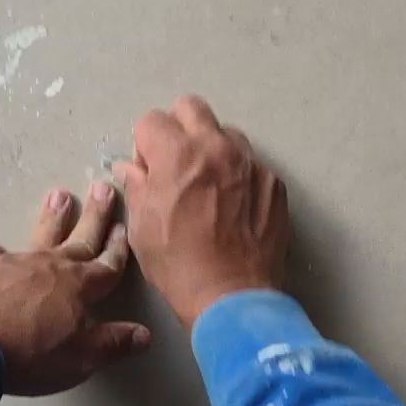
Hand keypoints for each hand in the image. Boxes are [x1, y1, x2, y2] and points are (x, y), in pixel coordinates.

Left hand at [0, 181, 152, 395]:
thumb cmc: (32, 353)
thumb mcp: (81, 357)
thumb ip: (112, 343)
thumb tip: (144, 334)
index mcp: (80, 286)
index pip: (108, 264)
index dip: (118, 248)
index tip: (124, 227)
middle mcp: (51, 267)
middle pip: (80, 238)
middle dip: (94, 216)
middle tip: (103, 187)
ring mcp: (17, 265)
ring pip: (41, 236)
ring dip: (52, 217)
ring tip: (59, 195)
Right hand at [116, 95, 289, 328]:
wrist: (231, 297)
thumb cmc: (177, 265)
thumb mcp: (141, 228)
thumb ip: (136, 186)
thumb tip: (132, 167)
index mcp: (177, 154)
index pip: (151, 120)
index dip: (144, 147)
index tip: (148, 172)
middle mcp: (217, 147)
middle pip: (192, 108)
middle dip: (177, 129)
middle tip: (175, 165)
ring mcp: (251, 163)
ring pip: (226, 134)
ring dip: (211, 149)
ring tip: (208, 187)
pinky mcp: (274, 184)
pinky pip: (251, 165)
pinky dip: (238, 177)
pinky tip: (233, 209)